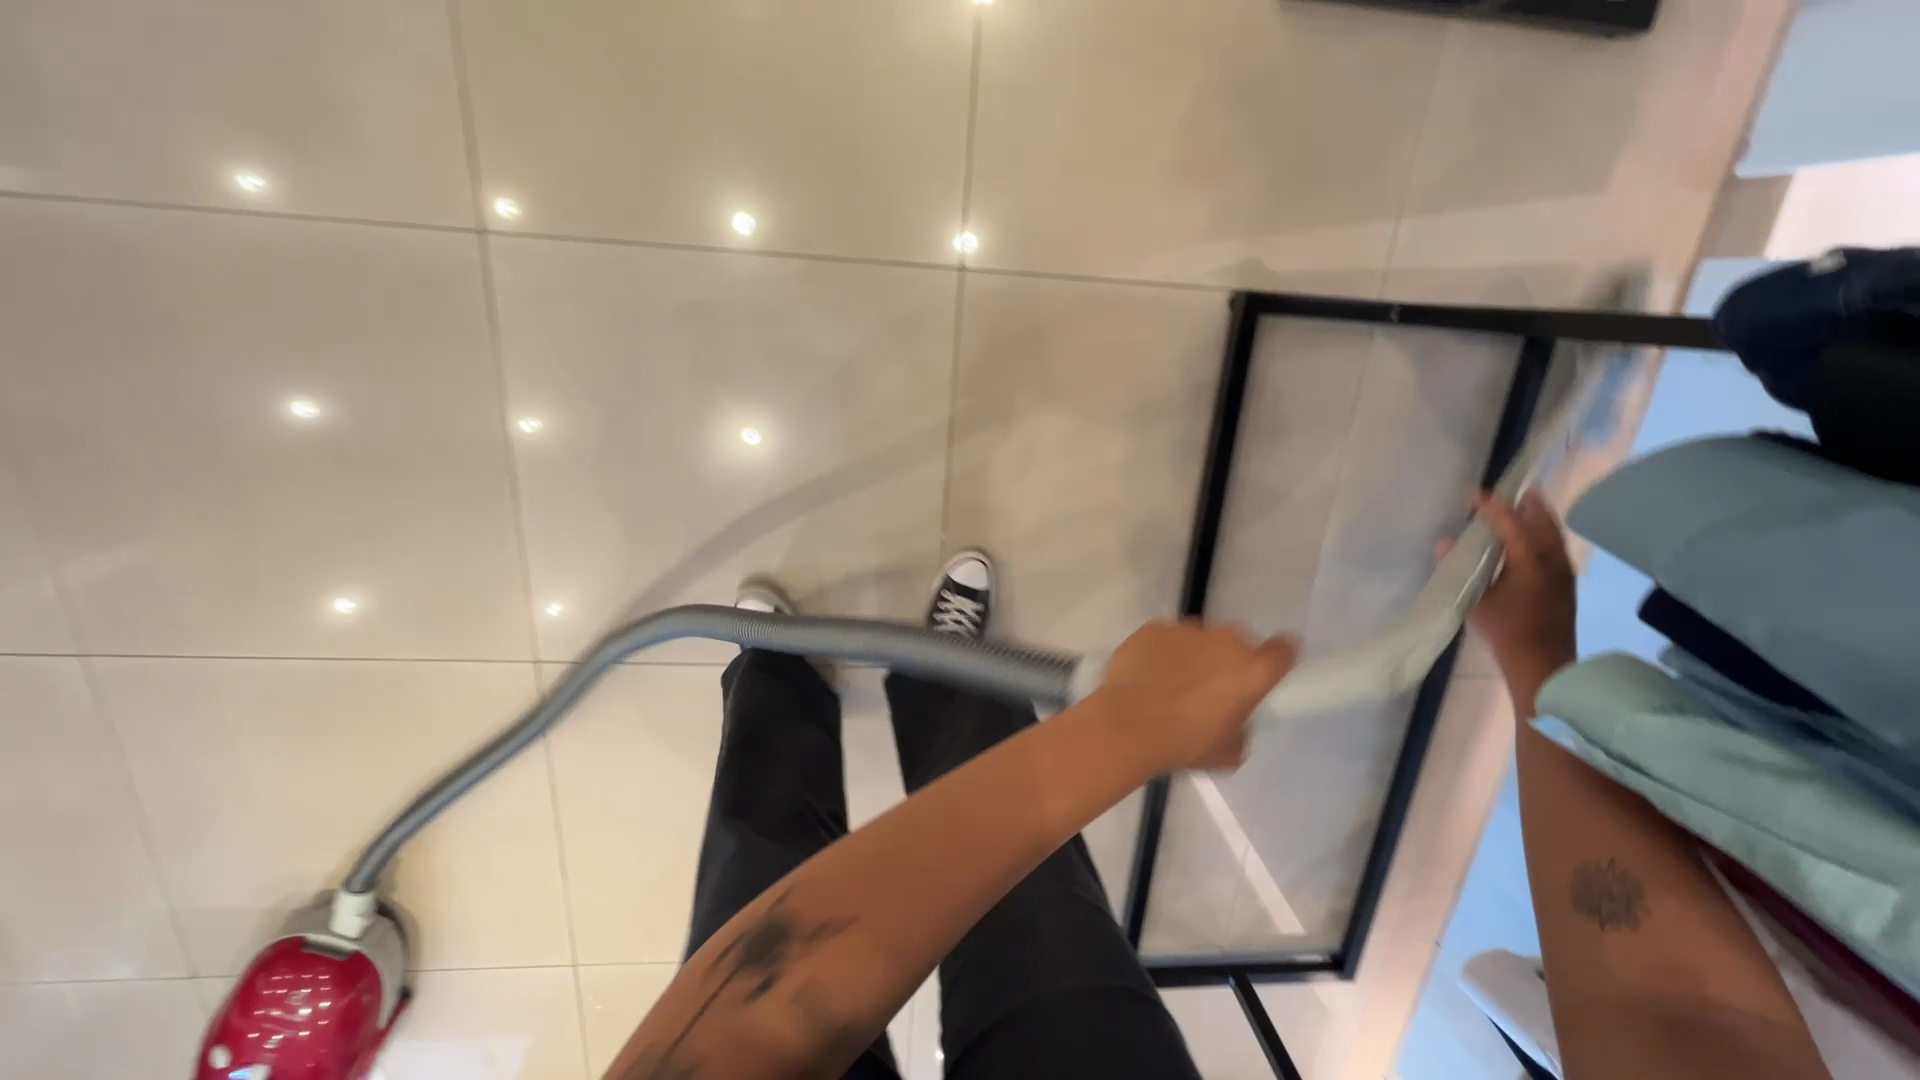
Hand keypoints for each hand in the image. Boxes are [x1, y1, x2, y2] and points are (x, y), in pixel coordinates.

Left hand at [1092, 620, 1296, 771]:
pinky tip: (1146, 676)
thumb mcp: (1228, 752)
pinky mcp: (1154, 628)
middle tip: (1206, 689)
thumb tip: (1232, 721)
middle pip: (1236, 643)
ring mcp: (1188, 630)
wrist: (1128, 726)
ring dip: (1193, 655)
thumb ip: (1241, 729)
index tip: (1263, 672)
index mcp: (1254, 671)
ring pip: (1199, 638)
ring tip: (1170, 684)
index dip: (1275, 659)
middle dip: (1226, 661)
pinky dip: (1161, 652)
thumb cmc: (1184, 744)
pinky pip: (1166, 638)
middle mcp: (1226, 641)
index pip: (1283, 650)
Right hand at [1453, 491, 1577, 681]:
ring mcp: (1563, 572)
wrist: (1543, 662)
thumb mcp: (1475, 600)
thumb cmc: (1505, 631)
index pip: (1510, 523)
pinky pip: (1556, 547)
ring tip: (1528, 506)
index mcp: (1528, 561)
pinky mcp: (1566, 584)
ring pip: (1553, 534)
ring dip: (1539, 518)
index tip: (1476, 495)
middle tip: (1512, 492)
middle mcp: (1551, 560)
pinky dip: (1546, 534)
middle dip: (1526, 505)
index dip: (1493, 507)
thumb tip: (1445, 544)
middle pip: (1542, 522)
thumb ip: (1461, 569)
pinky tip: (1535, 538)